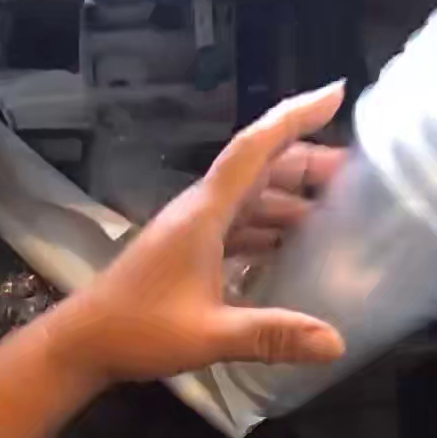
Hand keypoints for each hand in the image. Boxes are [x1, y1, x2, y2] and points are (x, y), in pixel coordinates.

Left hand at [43, 82, 350, 384]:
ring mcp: (189, 233)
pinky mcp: (184, 254)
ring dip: (286, 199)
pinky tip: (287, 247)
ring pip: (246, 201)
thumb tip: (336, 344)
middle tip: (352, 175)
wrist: (84, 342)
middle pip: (257, 171)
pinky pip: (233, 229)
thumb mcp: (210, 334)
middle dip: (303, 164)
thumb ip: (271, 335)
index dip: (295, 117)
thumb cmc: (139, 329)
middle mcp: (198, 212)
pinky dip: (264, 230)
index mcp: (203, 214)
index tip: (335, 93)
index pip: (254, 149)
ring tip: (330, 211)